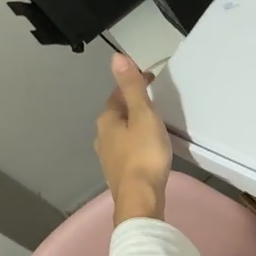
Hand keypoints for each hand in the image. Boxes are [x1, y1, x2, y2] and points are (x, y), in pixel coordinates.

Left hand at [96, 53, 171, 224]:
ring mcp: (108, 156)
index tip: (151, 79)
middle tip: (153, 100)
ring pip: (120, 132)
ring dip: (133, 124)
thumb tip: (116, 57)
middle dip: (132, 104)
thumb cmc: (144, 154)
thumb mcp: (143, 115)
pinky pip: (125, 149)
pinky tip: (146, 148)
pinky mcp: (118, 172)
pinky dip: (135, 142)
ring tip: (152, 123)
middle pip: (117, 113)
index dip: (133, 84)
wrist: (140, 198)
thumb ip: (132, 87)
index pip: (118, 94)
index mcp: (107, 120)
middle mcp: (102, 136)